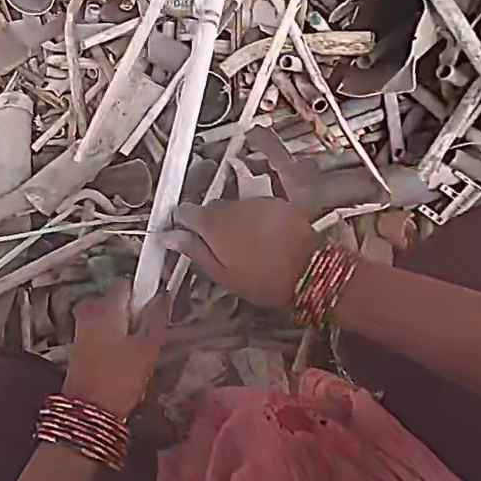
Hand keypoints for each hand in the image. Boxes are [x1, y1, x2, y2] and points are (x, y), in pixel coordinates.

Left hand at [63, 283, 169, 416]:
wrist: (90, 412)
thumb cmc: (120, 378)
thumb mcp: (148, 347)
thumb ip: (157, 317)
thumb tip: (163, 296)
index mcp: (105, 307)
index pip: (126, 282)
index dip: (143, 290)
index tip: (155, 306)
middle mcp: (88, 313)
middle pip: (117, 298)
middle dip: (134, 310)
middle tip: (149, 330)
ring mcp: (81, 329)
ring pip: (110, 315)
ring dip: (125, 324)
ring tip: (139, 346)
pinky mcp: (80, 346)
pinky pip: (102, 330)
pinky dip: (115, 336)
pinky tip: (125, 356)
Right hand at [170, 198, 319, 309]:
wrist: (310, 270)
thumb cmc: (263, 280)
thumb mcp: (222, 275)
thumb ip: (194, 251)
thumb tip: (170, 237)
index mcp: (212, 224)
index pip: (184, 211)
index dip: (183, 225)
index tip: (188, 238)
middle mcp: (231, 205)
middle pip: (210, 209)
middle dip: (210, 226)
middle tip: (221, 251)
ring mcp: (255, 200)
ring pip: (233, 208)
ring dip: (234, 222)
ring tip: (246, 247)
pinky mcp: (275, 202)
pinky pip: (255, 207)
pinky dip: (254, 219)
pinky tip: (264, 239)